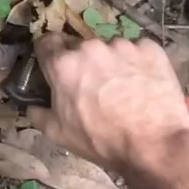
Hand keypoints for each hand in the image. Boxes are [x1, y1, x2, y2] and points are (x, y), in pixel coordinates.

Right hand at [30, 36, 188, 176]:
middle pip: (80, 47)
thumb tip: (32, 106)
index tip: (58, 67)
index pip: (46, 42)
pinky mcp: (150, 49)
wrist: (156, 146)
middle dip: (84, 62)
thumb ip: (38, 114)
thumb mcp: (59, 134)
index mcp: (63, 64)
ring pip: (110, 49)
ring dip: (112, 63)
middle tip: (94, 86)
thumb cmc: (102, 141)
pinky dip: (138, 63)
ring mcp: (122, 45)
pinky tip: (143, 83)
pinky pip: (138, 51)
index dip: (50, 55)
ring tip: (124, 88)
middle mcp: (89, 47)